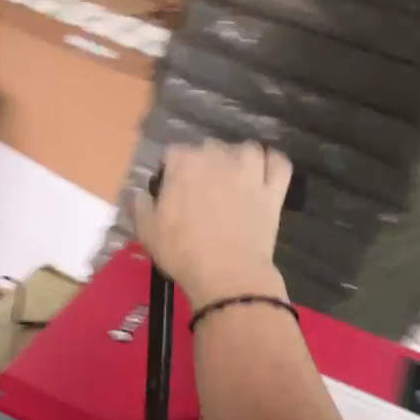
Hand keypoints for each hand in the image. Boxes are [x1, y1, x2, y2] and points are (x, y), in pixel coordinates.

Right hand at [131, 140, 292, 308]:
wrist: (226, 272)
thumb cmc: (180, 250)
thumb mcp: (145, 230)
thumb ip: (140, 205)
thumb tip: (140, 193)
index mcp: (184, 164)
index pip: (172, 153)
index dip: (168, 170)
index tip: (167, 189)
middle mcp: (218, 158)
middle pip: (209, 147)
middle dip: (202, 162)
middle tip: (197, 189)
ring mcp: (251, 171)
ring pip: (246, 150)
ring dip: (238, 158)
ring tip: (231, 177)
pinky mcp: (274, 189)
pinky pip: (279, 164)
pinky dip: (272, 164)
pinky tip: (263, 174)